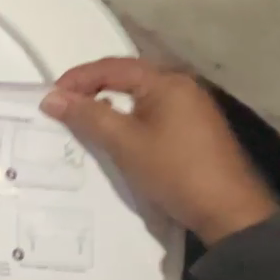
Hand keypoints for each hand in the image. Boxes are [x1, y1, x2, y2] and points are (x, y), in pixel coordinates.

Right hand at [41, 58, 277, 245]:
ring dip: (109, 102)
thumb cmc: (174, 171)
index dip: (77, 79)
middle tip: (63, 105)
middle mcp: (181, 85)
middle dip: (91, 88)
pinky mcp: (195, 128)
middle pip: (126, 76)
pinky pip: (152, 110)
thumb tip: (51, 97)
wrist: (229, 212)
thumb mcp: (124, 143)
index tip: (50, 97)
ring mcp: (191, 107)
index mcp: (166, 81)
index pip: (111, 67)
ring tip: (83, 119)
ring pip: (139, 94)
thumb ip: (87, 116)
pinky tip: (116, 133)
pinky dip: (128, 116)